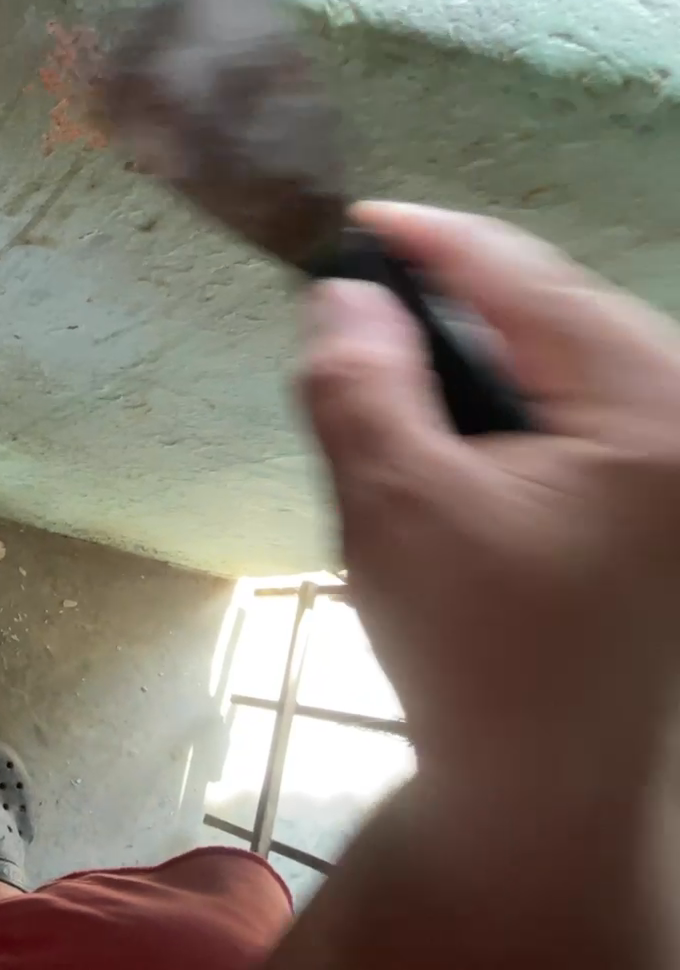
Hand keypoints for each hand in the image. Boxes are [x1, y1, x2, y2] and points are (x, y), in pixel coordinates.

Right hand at [300, 202, 679, 768]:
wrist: (542, 767)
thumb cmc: (471, 633)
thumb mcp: (392, 499)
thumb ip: (360, 385)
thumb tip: (340, 294)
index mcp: (653, 410)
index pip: (528, 280)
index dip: (431, 238)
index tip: (349, 219)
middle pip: (547, 315)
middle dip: (439, 300)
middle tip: (344, 314)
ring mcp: (671, 465)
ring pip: (549, 365)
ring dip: (456, 354)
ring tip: (375, 374)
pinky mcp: (644, 500)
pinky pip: (557, 412)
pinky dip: (481, 401)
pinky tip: (430, 435)